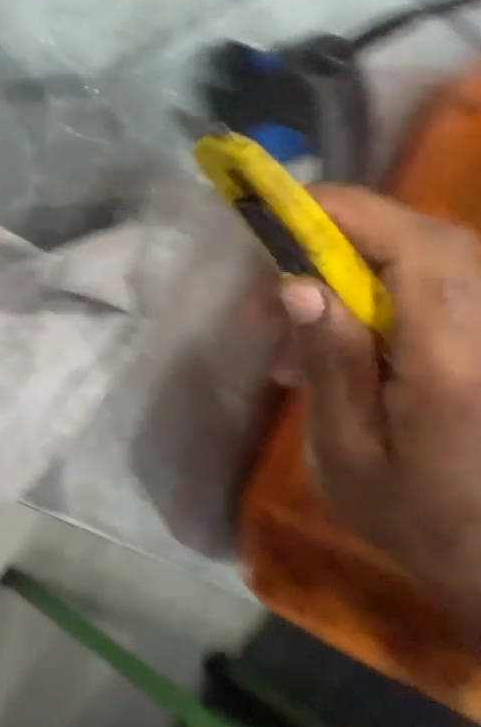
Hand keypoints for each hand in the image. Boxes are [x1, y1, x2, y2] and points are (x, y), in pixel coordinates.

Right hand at [281, 185, 480, 614]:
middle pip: (434, 243)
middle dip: (343, 238)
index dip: (346, 214)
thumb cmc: (412, 516)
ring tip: (302, 319)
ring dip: (365, 267)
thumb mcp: (347, 450)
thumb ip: (331, 364)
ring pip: (446, 260)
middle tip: (273, 284)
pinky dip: (394, 290)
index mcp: (453, 362)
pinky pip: (451, 290)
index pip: (416, 250)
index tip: (277, 209)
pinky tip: (352, 332)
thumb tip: (300, 286)